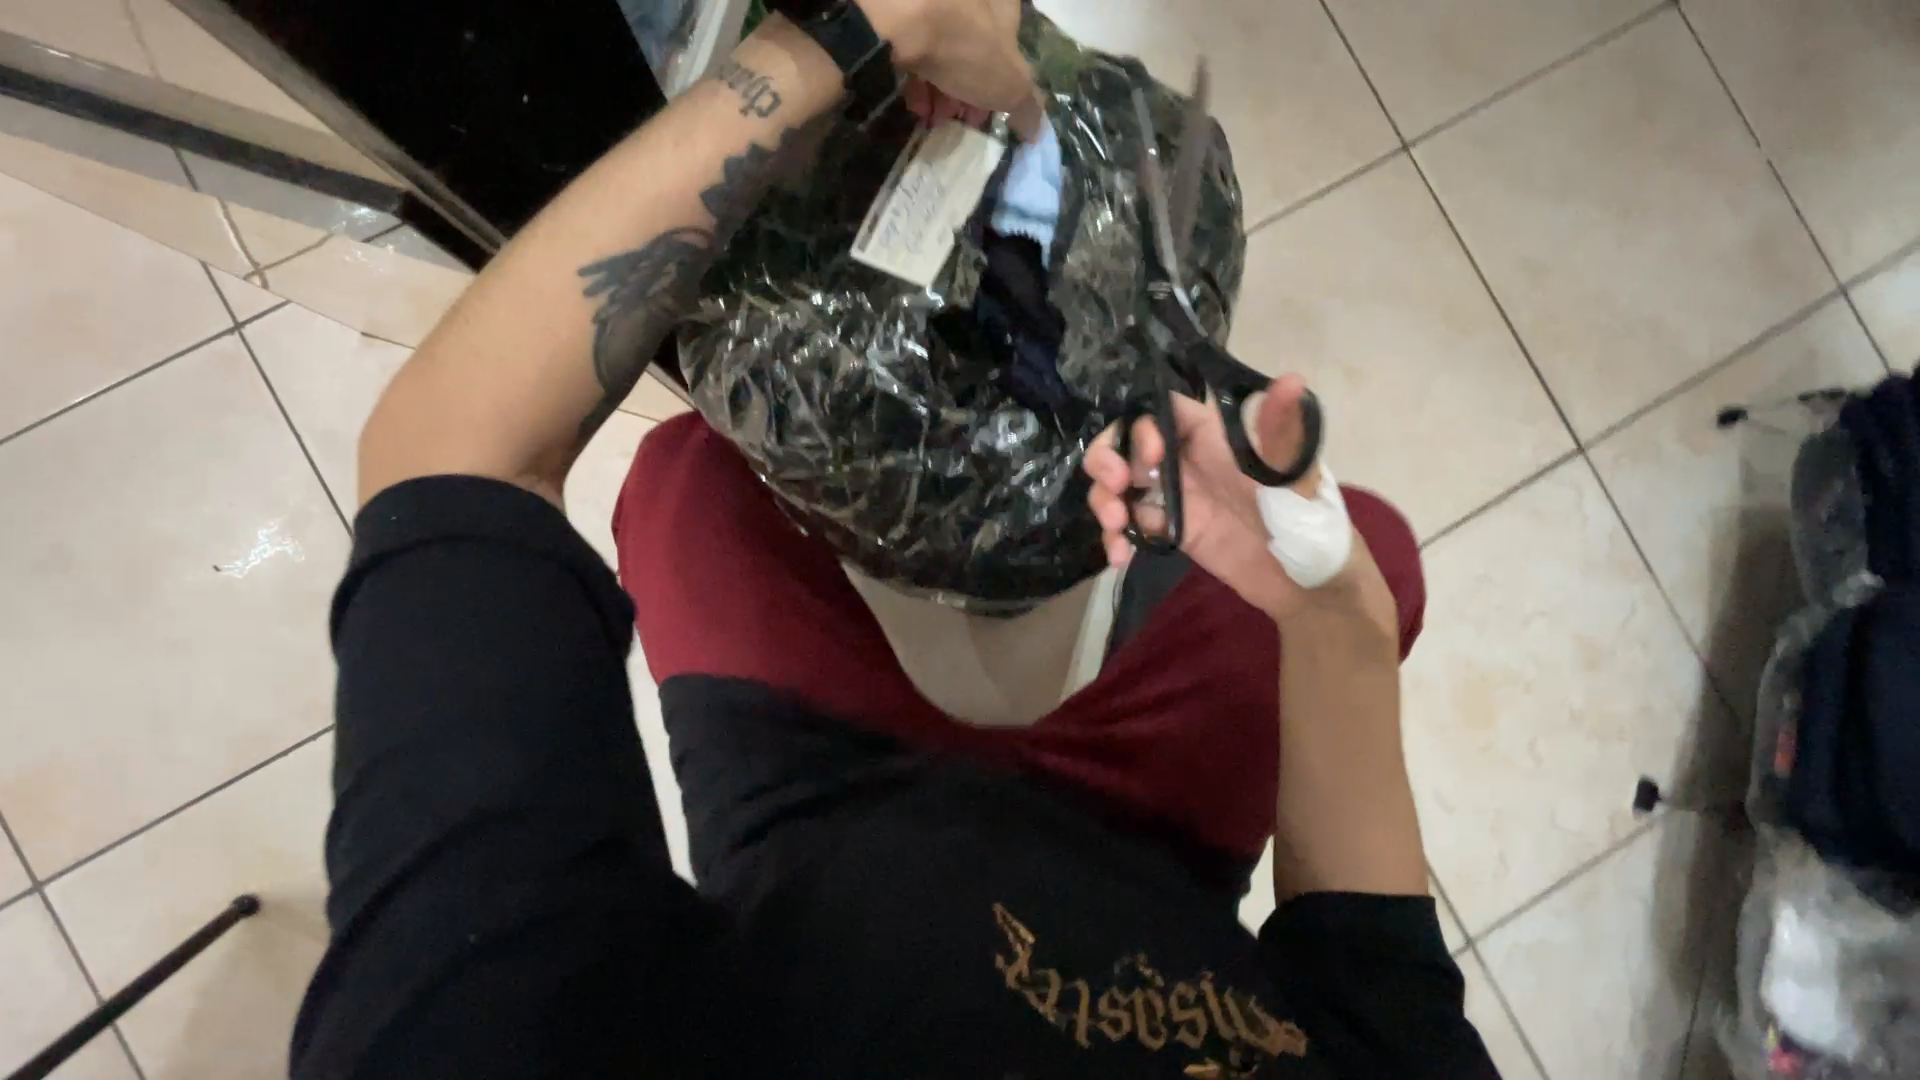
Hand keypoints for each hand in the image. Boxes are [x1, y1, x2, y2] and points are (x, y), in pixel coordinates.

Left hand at [856, 0, 1042, 138]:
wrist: (904, 20)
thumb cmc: (968, 47)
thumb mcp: (1010, 85)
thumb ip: (1027, 106)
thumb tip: (1037, 130)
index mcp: (1003, 4)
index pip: (1010, 45)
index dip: (1002, 86)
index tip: (989, 114)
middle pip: (974, 53)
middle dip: (968, 93)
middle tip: (959, 120)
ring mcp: (934, 5)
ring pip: (943, 53)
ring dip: (941, 92)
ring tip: (933, 118)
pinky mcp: (902, 17)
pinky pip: (914, 50)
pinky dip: (917, 80)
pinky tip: (915, 105)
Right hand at [1084, 377, 1383, 625]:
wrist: (1309, 586)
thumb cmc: (1311, 521)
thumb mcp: (1296, 477)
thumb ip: (1282, 433)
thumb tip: (1291, 380)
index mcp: (1215, 436)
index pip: (1162, 411)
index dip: (1143, 427)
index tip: (1152, 458)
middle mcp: (1187, 459)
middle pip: (1126, 442)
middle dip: (1106, 458)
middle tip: (1115, 487)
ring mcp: (1175, 496)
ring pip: (1119, 484)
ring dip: (1103, 499)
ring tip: (1116, 526)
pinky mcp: (1170, 530)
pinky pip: (1128, 524)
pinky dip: (1114, 537)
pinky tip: (1120, 556)